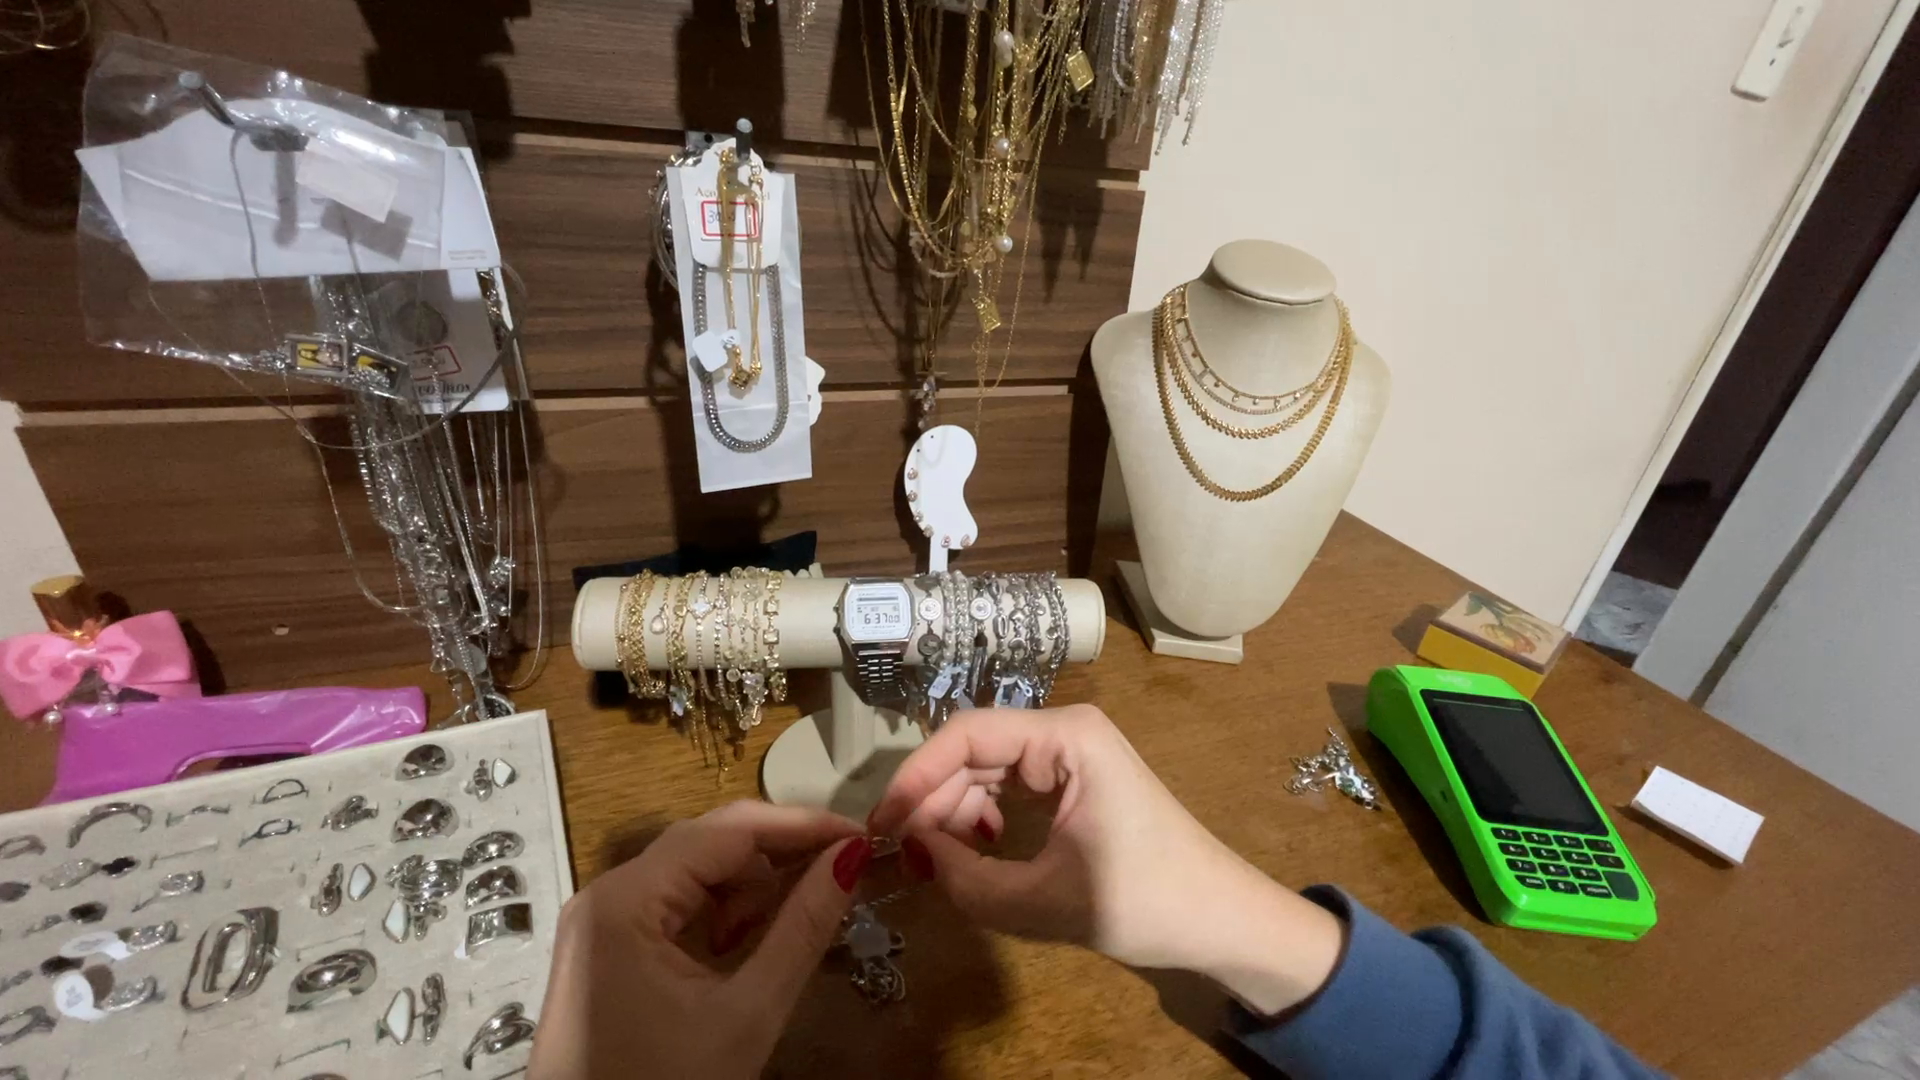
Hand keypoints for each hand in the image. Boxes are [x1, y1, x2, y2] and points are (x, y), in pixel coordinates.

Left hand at [529, 801, 872, 1079]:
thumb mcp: (747, 1014)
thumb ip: (803, 927)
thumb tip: (852, 855)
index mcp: (627, 899)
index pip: (730, 830)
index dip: (801, 825)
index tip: (860, 833)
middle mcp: (607, 892)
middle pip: (710, 839)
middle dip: (778, 851)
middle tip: (841, 863)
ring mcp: (602, 918)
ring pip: (695, 866)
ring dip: (749, 883)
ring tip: (785, 921)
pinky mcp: (607, 943)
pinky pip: (676, 898)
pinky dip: (720, 908)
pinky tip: (742, 940)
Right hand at [867, 705, 1344, 1014]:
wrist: (1222, 920)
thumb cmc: (1146, 902)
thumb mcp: (1046, 901)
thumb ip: (968, 879)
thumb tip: (913, 850)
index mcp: (1068, 736)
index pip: (969, 733)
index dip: (918, 775)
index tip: (882, 822)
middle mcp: (1066, 729)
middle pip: (975, 749)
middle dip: (935, 798)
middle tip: (901, 851)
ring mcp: (1071, 751)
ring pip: (988, 766)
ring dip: (957, 809)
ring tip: (938, 858)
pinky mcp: (1073, 776)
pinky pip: (1011, 783)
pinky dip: (984, 814)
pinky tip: (978, 847)